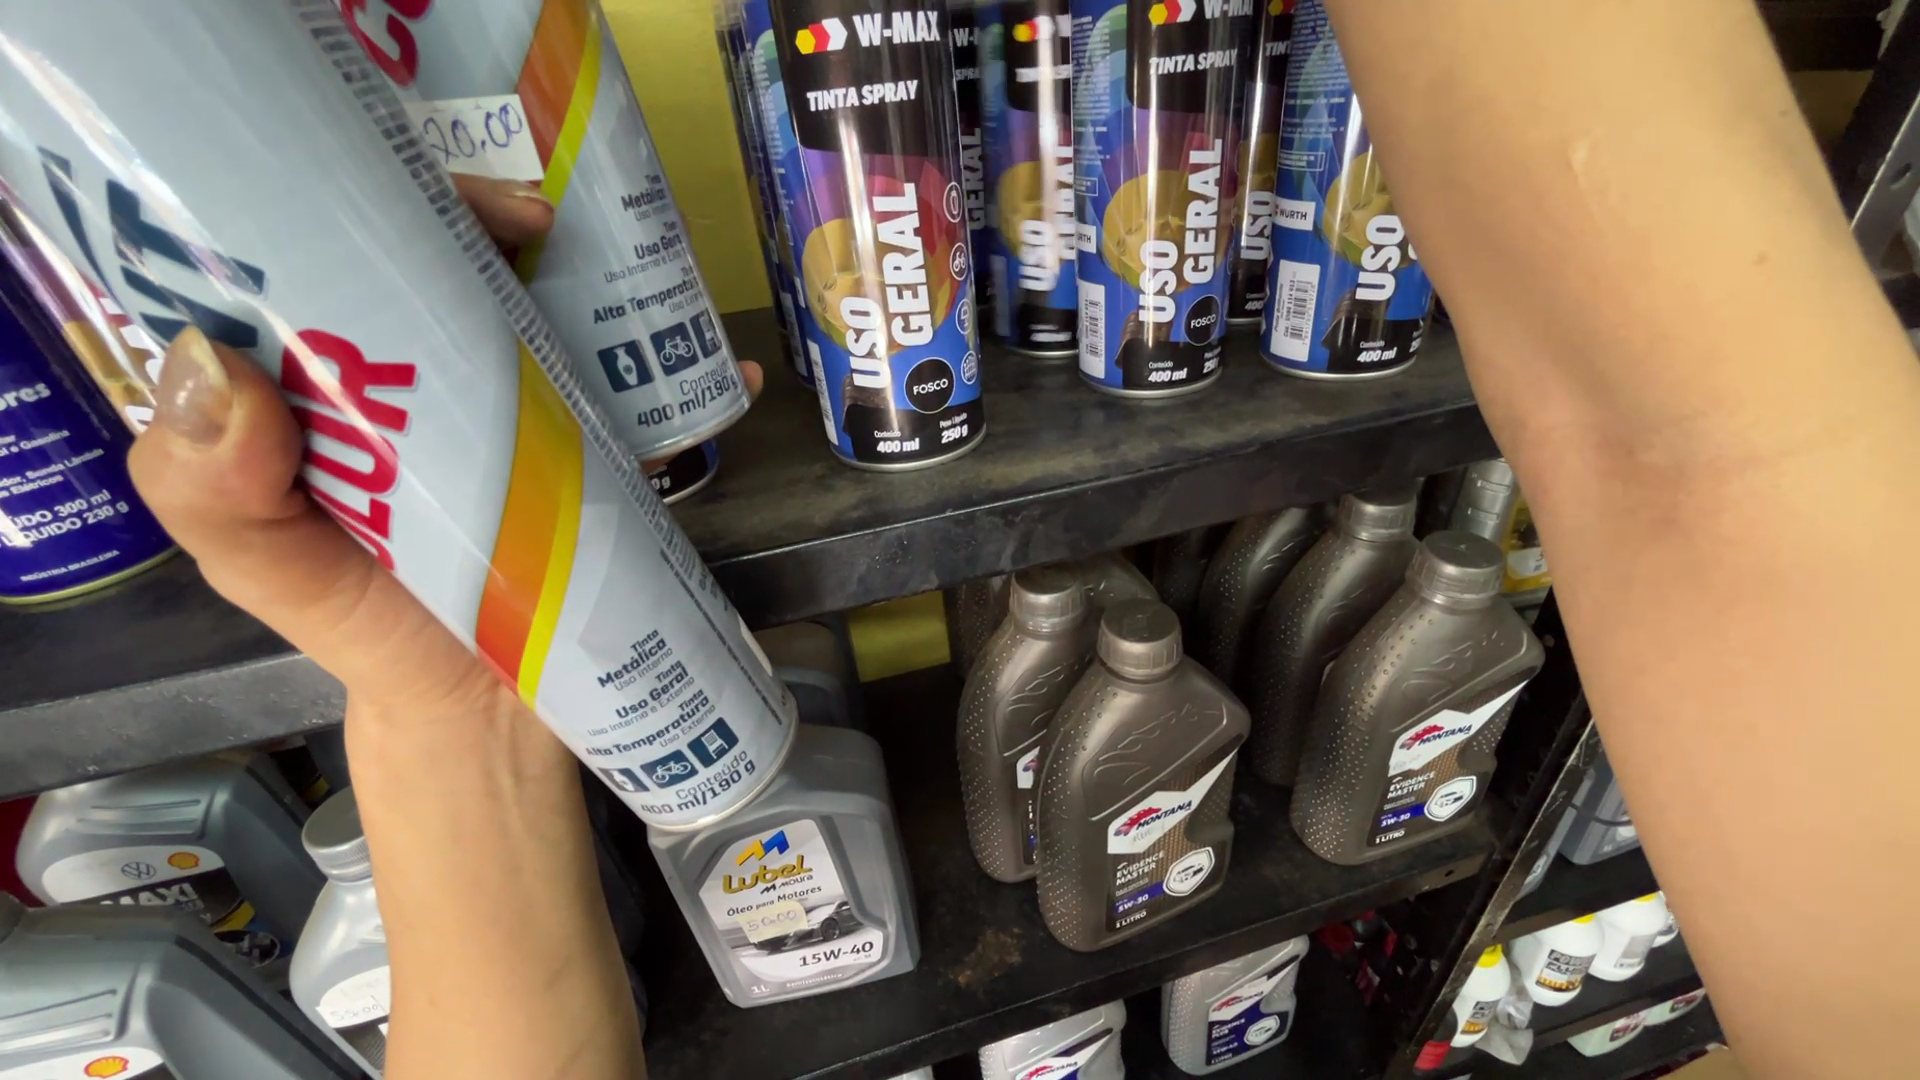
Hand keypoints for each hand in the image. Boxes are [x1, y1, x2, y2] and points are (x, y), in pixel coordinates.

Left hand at [129, 176, 758, 729]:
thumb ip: (213, 491)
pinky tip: (740, 380)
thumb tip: (218, 361)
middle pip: (500, 278)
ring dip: (635, 296)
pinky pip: (656, 411)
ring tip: (680, 283)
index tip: (508, 219)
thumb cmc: (381, 636)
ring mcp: (543, 422)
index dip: (436, 213)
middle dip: (551, 239)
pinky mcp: (608, 465)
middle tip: (590, 232)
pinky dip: (702, 388)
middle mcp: (457, 385)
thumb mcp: (272, 570)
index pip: (387, 257)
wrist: (495, 710)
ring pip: (584, 332)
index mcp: (364, 384)